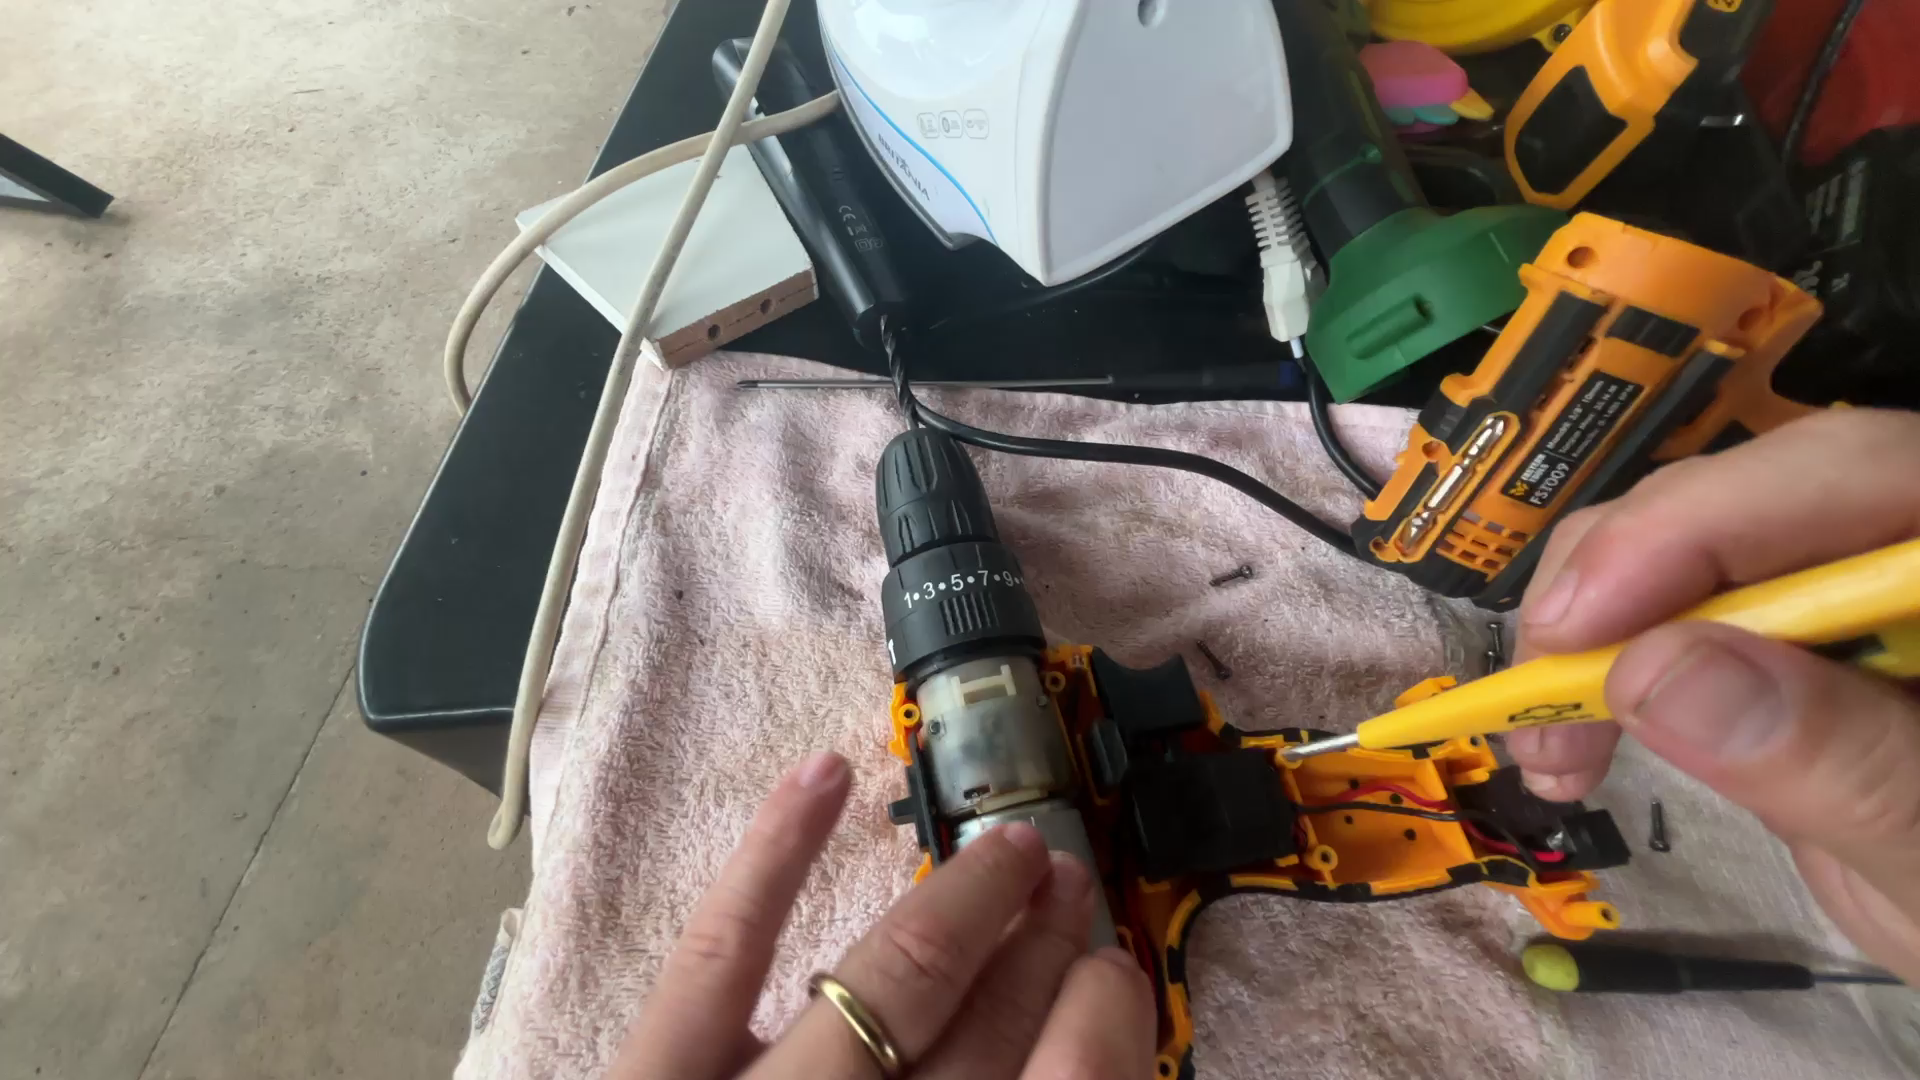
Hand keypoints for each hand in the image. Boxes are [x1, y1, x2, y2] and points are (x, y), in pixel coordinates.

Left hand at [608, 751, 1155, 1079]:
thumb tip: (1064, 1054)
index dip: (1101, 1030)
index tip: (1118, 970)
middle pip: (977, 1031)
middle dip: (1038, 947)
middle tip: (1069, 881)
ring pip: (883, 979)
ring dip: (960, 899)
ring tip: (1015, 844)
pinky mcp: (652, 1072)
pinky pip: (723, 948)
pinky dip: (777, 850)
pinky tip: (824, 771)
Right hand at [1504, 408, 1919, 979]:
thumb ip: (1844, 761)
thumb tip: (1652, 671)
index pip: (1840, 475)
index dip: (1686, 527)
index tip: (1572, 629)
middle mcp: (1890, 554)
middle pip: (1720, 506)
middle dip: (1602, 595)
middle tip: (1540, 691)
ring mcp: (1820, 593)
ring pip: (1653, 559)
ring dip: (1575, 648)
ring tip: (1548, 746)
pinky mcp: (1756, 637)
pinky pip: (1640, 617)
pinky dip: (1583, 677)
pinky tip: (1567, 746)